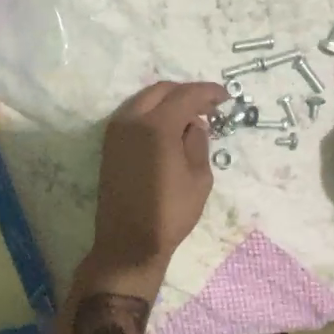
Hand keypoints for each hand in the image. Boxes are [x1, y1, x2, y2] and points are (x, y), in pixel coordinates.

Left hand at [90, 80, 228, 283]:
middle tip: (206, 107)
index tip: (225, 97)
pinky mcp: (109, 145)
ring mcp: (115, 132)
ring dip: (167, 102)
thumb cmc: (170, 214)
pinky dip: (151, 114)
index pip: (186, 95)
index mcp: (157, 126)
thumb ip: (199, 143)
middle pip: (161, 91)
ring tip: (188, 118)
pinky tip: (166, 130)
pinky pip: (132, 116)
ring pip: (144, 100)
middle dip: (186, 93)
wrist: (129, 242)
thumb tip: (195, 125)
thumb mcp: (199, 179)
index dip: (208, 92)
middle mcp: (132, 120)